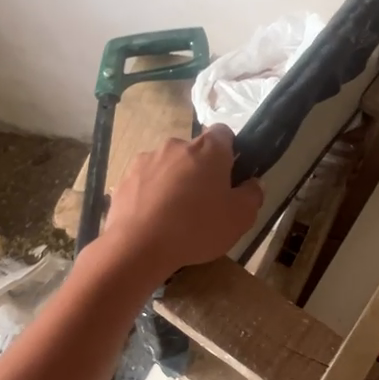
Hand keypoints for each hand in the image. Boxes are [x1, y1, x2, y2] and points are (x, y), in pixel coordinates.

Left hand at [101, 124, 263, 274]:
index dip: (229, 152)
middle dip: (200, 171)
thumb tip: (253, 184)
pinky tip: (153, 220)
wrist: (137, 246)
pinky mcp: (126, 177)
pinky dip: (152, 194)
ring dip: (174, 182)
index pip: (223, 133)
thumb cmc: (197, 228)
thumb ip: (252, 195)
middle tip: (205, 203)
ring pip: (169, 166)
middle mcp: (177, 145)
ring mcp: (147, 159)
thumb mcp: (240, 218)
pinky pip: (146, 181)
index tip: (229, 176)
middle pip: (194, 152)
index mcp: (208, 149)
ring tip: (175, 216)